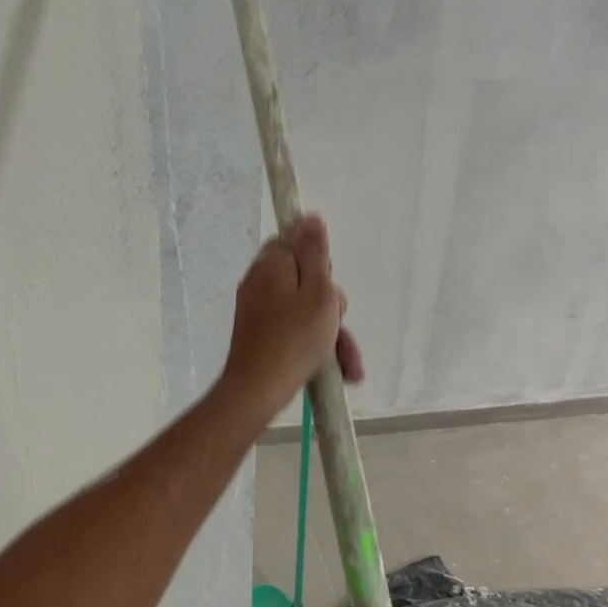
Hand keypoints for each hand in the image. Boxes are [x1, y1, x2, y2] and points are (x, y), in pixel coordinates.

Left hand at [220, 214, 364, 417]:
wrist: (258, 390)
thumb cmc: (295, 339)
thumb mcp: (318, 291)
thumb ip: (316, 253)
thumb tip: (309, 216)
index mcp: (271, 265)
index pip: (295, 243)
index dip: (319, 261)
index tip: (327, 284)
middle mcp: (260, 283)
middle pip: (305, 280)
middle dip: (331, 304)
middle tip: (337, 321)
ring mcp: (258, 312)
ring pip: (306, 311)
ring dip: (332, 334)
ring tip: (349, 363)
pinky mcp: (260, 336)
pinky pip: (295, 331)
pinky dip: (316, 347)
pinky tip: (340, 371)